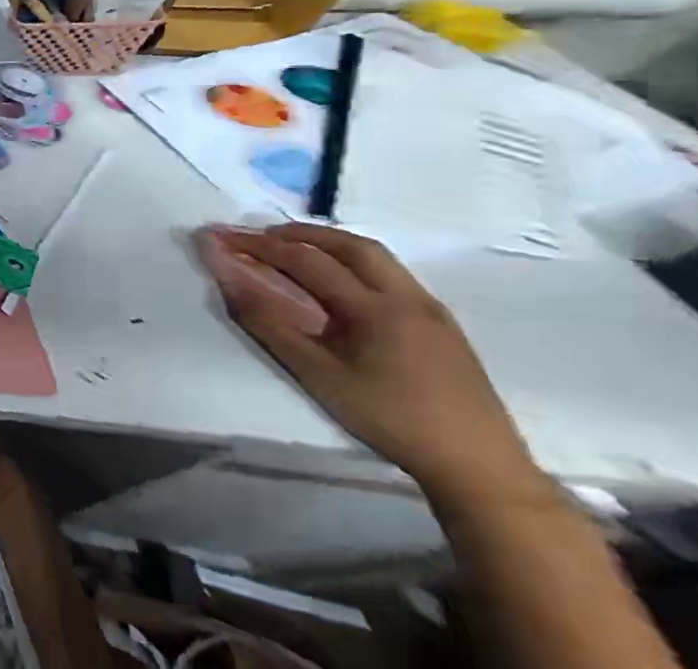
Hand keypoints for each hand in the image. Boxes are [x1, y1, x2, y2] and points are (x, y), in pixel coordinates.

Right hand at [196, 223, 553, 510]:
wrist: (477, 464)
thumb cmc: (388, 419)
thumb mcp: (318, 375)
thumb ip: (269, 323)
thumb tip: (230, 280)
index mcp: (374, 306)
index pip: (305, 259)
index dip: (258, 245)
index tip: (220, 237)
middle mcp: (405, 295)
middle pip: (347, 244)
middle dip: (297, 233)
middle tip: (258, 236)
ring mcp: (429, 307)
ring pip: (374, 255)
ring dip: (329, 243)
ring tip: (294, 249)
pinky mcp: (440, 322)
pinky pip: (390, 273)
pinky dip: (353, 261)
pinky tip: (339, 282)